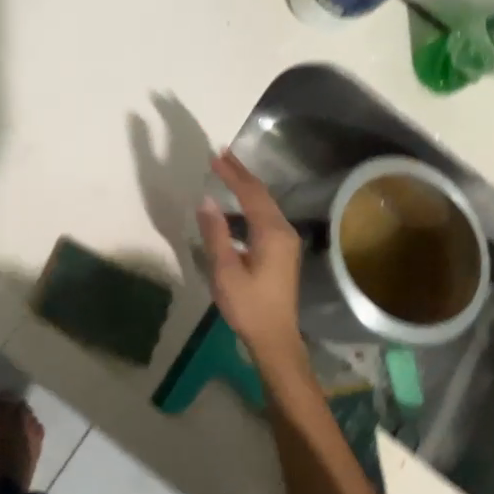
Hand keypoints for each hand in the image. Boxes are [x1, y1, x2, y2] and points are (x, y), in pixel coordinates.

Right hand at [198, 151, 306, 370]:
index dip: (232, 173)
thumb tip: (206, 200)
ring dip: (246, 188)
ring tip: (227, 172)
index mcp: (271, 233)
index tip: (215, 155)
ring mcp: (286, 241)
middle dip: (242, 173)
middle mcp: (283, 231)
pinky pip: (266, 216)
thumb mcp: (225, 271)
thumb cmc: (248, 306)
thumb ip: (216, 234)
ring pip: (265, 205)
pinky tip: (237, 206)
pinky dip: (251, 204)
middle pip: (262, 194)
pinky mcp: (283, 252)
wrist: (275, 338)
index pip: (250, 193)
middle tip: (222, 154)